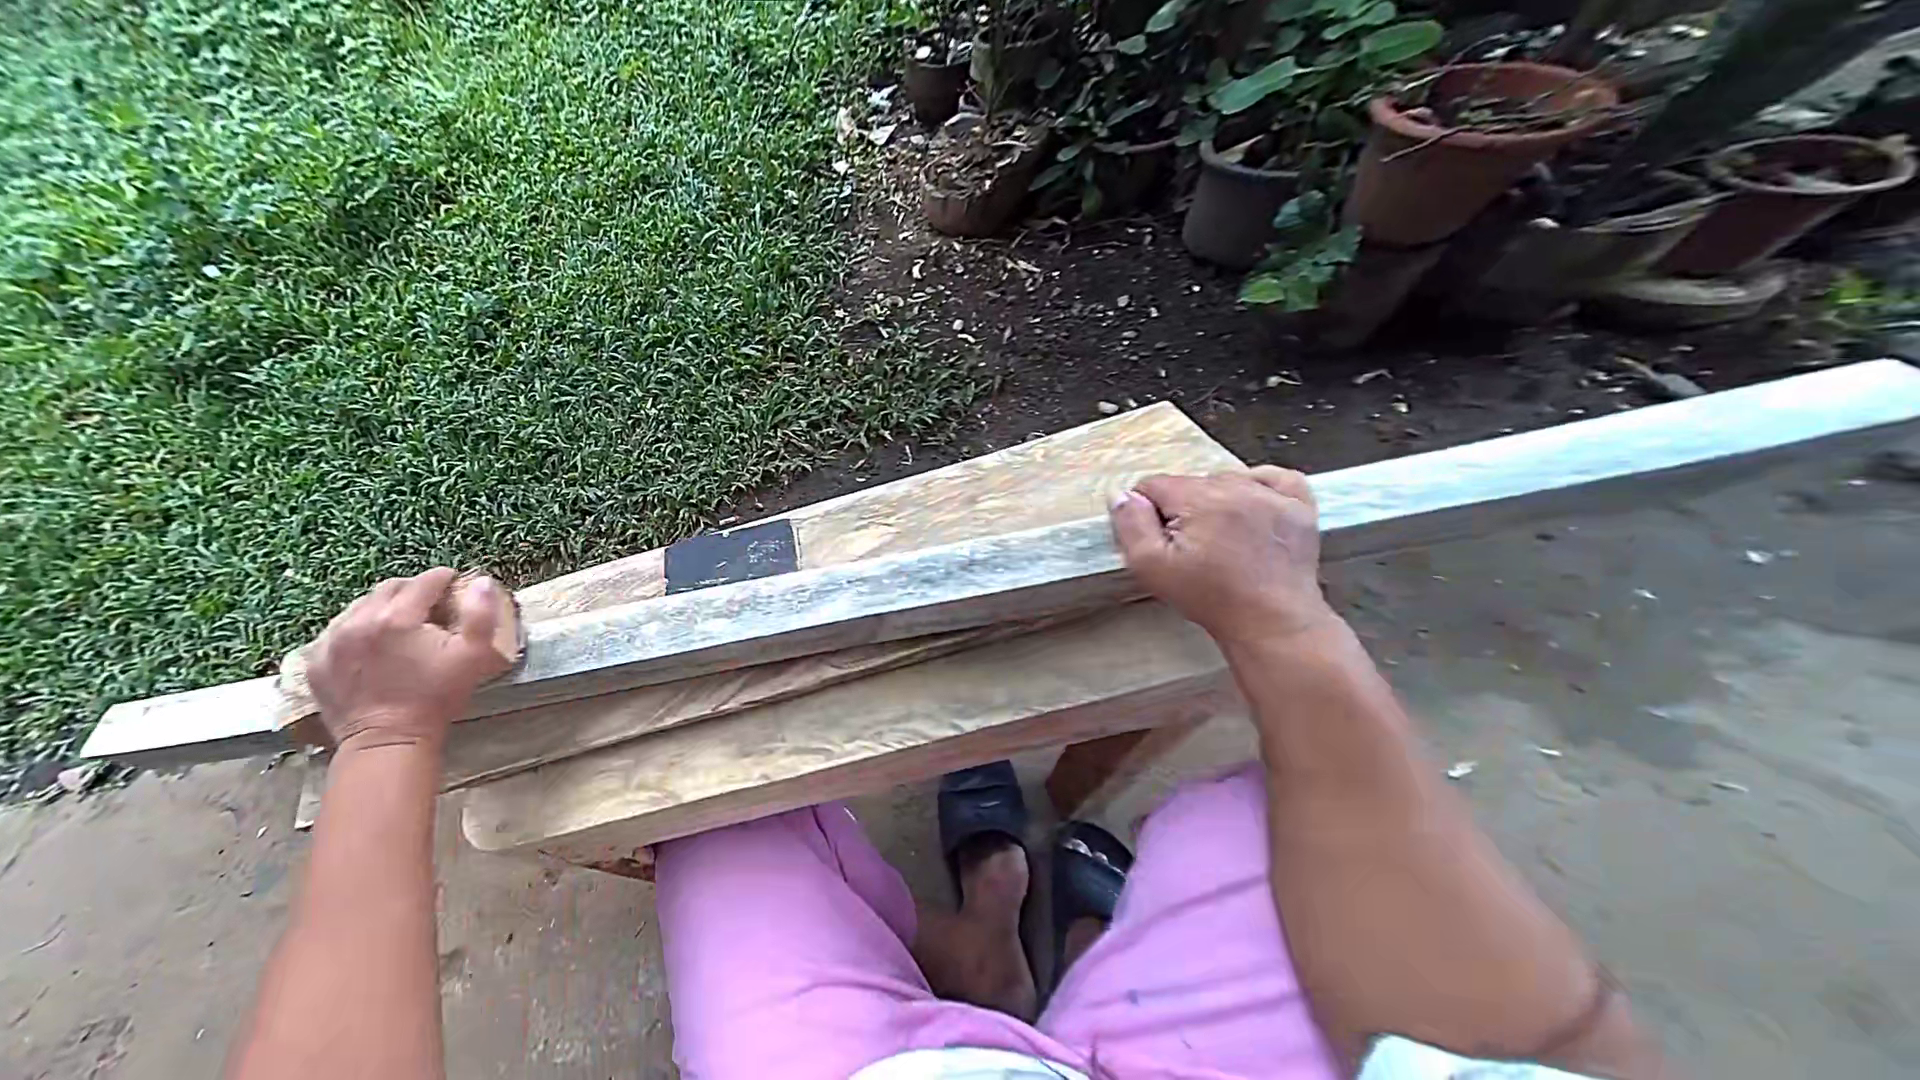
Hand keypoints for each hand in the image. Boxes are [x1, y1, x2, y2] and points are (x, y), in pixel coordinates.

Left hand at [307, 568, 515, 749]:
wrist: (387, 739)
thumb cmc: (436, 696)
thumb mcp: (474, 655)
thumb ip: (482, 614)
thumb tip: (483, 582)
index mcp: (397, 618)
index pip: (424, 582)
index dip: (444, 579)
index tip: (456, 584)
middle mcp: (357, 622)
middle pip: (388, 589)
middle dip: (414, 590)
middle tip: (432, 604)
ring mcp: (330, 642)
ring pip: (359, 607)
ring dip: (384, 607)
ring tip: (402, 624)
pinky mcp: (315, 662)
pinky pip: (337, 631)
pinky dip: (357, 629)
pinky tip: (373, 645)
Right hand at [1108, 466, 1337, 645]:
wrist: (1272, 623)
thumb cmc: (1212, 599)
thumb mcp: (1152, 567)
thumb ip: (1131, 526)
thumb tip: (1121, 495)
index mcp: (1199, 498)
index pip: (1154, 484)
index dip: (1147, 512)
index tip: (1158, 541)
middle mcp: (1237, 487)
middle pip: (1190, 483)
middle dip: (1182, 510)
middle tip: (1189, 549)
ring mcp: (1272, 495)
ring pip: (1227, 481)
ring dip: (1216, 502)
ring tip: (1221, 540)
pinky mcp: (1299, 507)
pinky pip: (1275, 478)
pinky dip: (1259, 487)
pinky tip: (1250, 508)